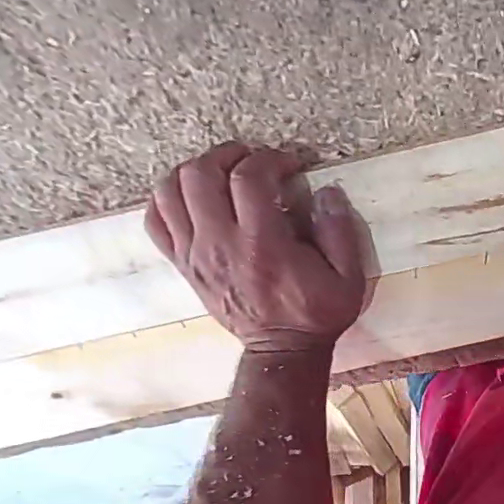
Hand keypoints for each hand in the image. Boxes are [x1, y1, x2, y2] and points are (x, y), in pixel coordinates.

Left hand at [145, 143, 367, 353]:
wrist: (282, 348)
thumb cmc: (318, 312)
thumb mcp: (348, 276)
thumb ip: (340, 232)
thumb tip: (328, 193)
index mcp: (263, 244)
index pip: (250, 179)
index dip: (270, 159)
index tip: (291, 162)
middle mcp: (220, 243)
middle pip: (200, 174)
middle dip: (228, 155)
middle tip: (253, 158)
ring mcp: (194, 254)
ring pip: (169, 190)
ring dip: (194, 170)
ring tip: (222, 172)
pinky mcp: (182, 264)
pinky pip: (156, 219)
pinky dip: (168, 198)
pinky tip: (194, 197)